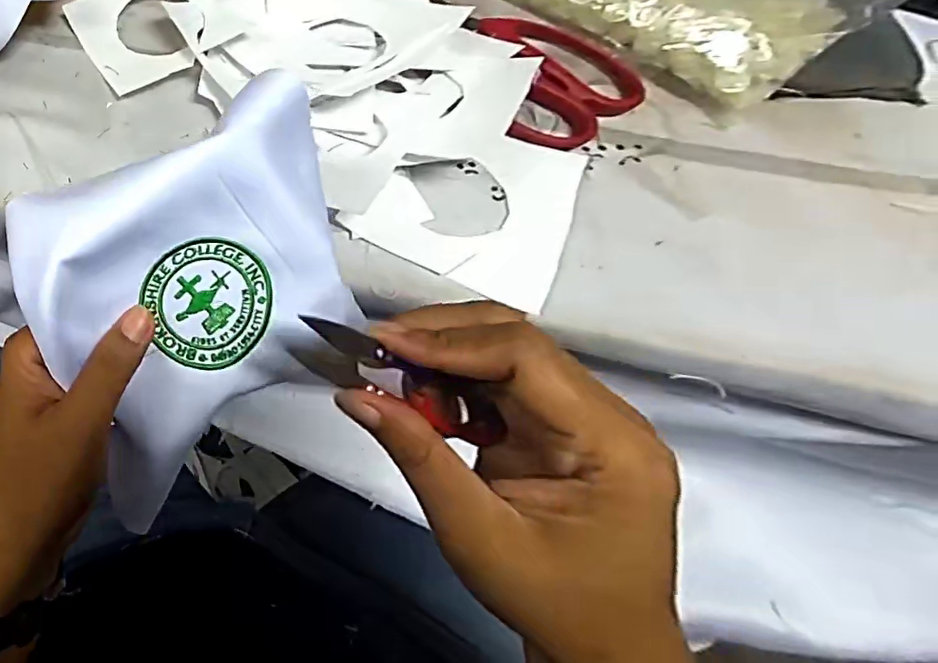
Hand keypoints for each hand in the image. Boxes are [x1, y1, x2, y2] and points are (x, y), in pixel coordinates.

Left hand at [0, 307, 152, 616]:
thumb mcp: (81, 420)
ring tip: (175, 334)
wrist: (22, 549)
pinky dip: (121, 387)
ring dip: (125, 359)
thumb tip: (140, 311)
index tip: (152, 285)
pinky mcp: (66, 417)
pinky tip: (157, 377)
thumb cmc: (43, 479)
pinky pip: (96, 390)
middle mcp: (34, 365)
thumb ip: (110, 367)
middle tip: (173, 308)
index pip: (68, 311)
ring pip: (93, 364)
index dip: (107, 301)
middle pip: (82, 336)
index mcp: (25, 353)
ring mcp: (50, 392)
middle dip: (122, 329)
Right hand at [335, 303, 686, 662]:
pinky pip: (494, 372)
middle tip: (376, 350)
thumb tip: (356, 394)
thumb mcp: (474, 531)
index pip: (523, 356)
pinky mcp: (555, 419)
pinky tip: (425, 397)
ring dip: (438, 352)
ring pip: (499, 346)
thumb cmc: (552, 598)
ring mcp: (583, 415)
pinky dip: (448, 374)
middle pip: (511, 338)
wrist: (599, 644)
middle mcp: (607, 417)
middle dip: (436, 336)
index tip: (382, 344)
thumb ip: (416, 454)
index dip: (446, 341)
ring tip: (395, 378)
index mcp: (611, 445)